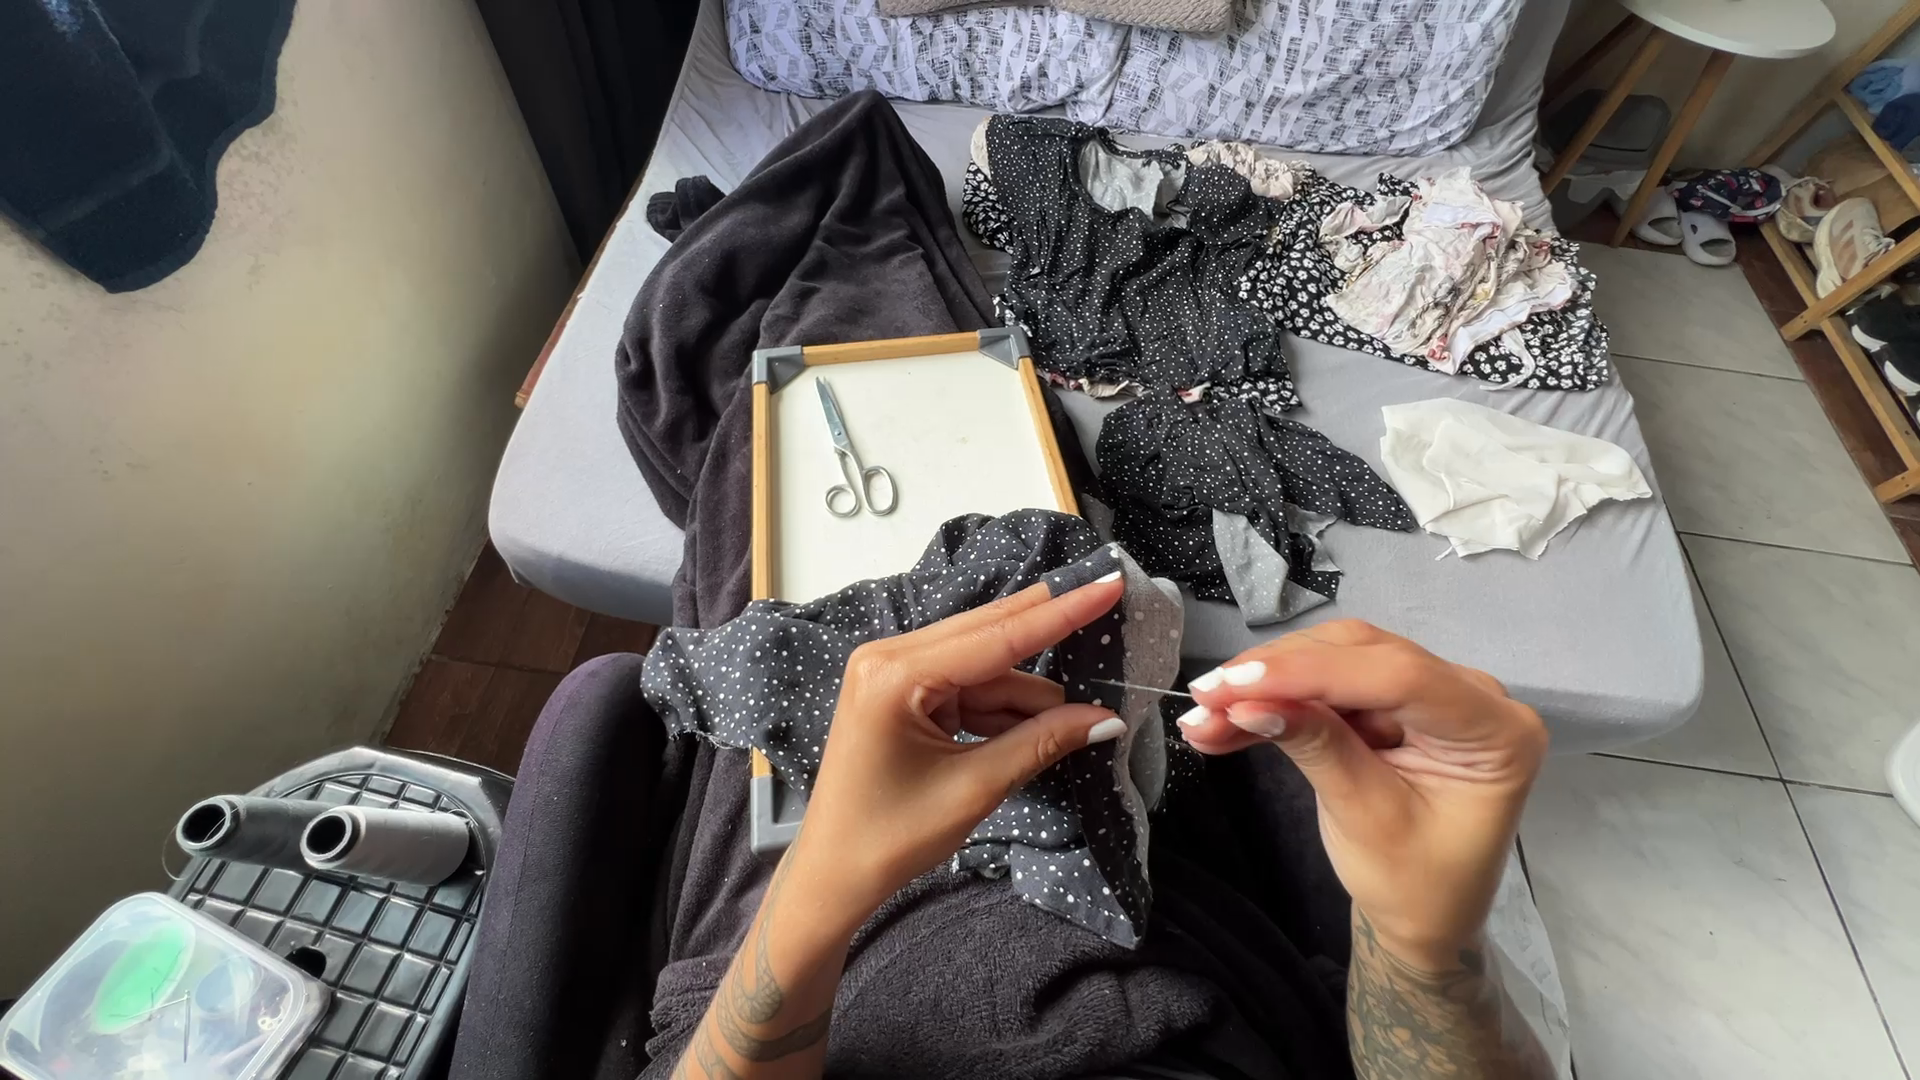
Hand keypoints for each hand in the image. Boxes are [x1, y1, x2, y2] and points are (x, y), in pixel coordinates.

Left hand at [787, 575, 1127, 929]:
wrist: (833, 874)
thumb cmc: (890, 838)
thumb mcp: (973, 789)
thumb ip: (1040, 743)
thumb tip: (1106, 718)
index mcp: (896, 673)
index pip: (996, 636)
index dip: (1060, 612)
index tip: (1107, 583)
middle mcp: (891, 656)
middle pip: (990, 635)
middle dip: (1050, 629)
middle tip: (1111, 598)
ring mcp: (895, 670)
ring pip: (986, 666)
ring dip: (1030, 693)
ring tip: (1080, 720)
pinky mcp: (905, 690)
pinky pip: (970, 686)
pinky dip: (1005, 707)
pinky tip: (1043, 724)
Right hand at [1178, 619, 1547, 971]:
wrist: (1421, 915)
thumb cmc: (1413, 883)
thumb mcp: (1366, 819)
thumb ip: (1316, 748)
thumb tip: (1247, 702)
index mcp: (1493, 729)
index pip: (1396, 676)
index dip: (1309, 672)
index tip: (1234, 684)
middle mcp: (1464, 694)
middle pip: (1356, 654)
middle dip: (1275, 673)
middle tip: (1206, 696)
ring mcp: (1421, 693)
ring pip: (1328, 660)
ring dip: (1261, 685)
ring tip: (1202, 712)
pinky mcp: (1384, 701)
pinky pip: (1318, 685)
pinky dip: (1269, 702)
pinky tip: (1221, 719)